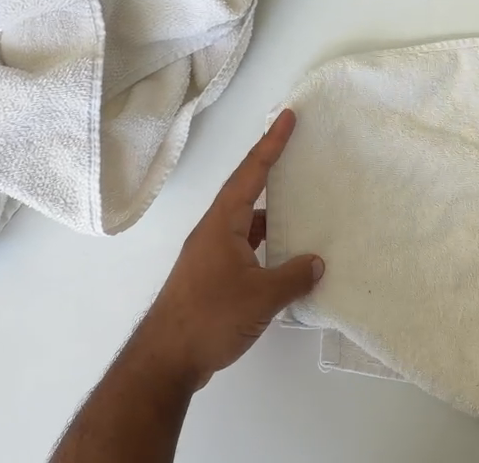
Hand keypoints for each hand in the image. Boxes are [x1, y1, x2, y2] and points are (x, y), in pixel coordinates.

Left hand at [134, 109, 323, 391]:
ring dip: (270, 213)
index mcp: (223, 223)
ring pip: (245, 222)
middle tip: (296, 151)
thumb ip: (293, 277)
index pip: (251, 174)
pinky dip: (265, 244)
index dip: (271, 143)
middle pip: (246, 191)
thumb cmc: (209, 317)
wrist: (162, 363)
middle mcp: (213, 232)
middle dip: (270, 169)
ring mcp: (209, 256)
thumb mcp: (261, 297)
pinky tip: (282, 259)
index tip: (287, 116)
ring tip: (301, 208)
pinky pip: (244, 247)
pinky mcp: (209, 279)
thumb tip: (316, 262)